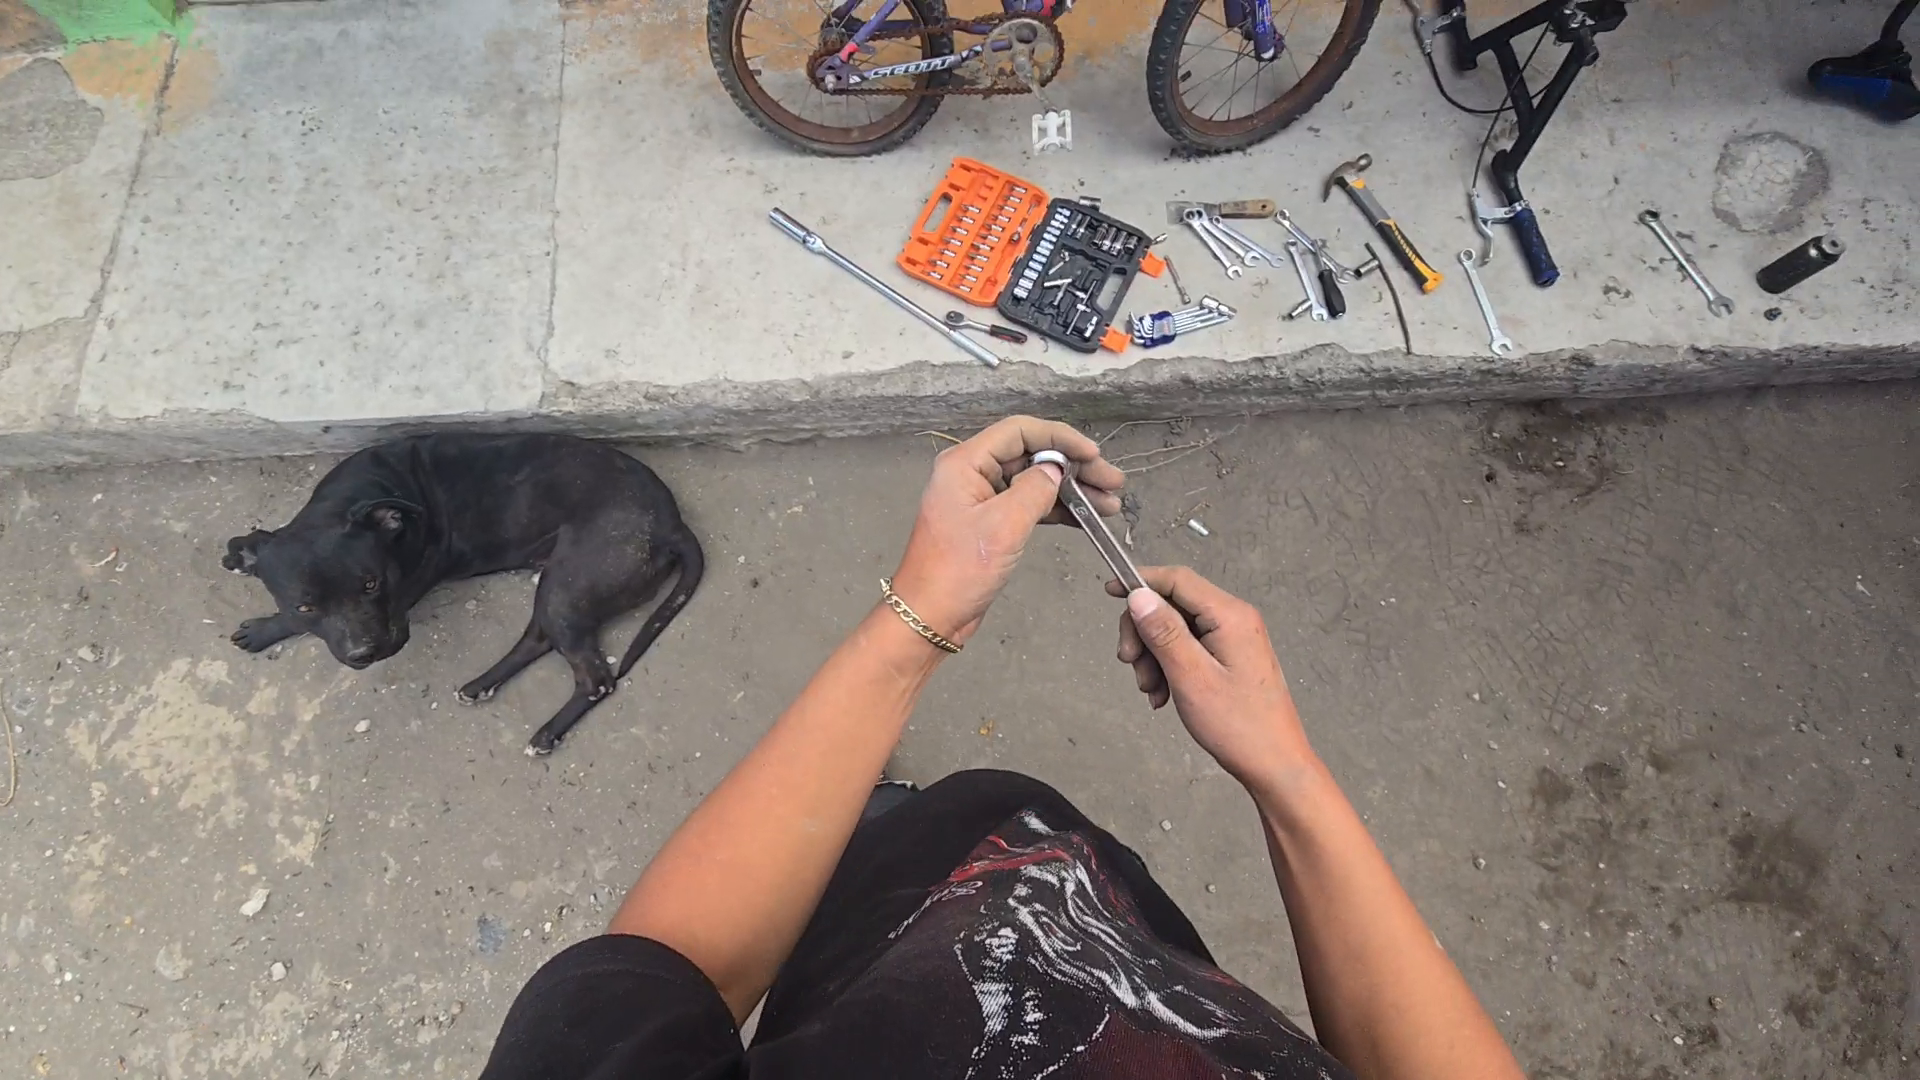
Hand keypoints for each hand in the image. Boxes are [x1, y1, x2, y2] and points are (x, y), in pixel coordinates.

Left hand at [890, 416, 1122, 646]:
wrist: (931, 615)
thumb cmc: (958, 571)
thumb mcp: (1003, 526)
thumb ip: (1034, 489)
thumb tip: (1056, 470)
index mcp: (965, 463)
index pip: (1019, 431)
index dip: (1061, 438)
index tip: (1093, 454)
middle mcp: (972, 474)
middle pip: (1031, 455)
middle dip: (1073, 466)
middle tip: (1112, 481)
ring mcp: (981, 499)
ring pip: (1034, 481)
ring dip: (1072, 490)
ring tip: (1109, 503)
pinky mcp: (990, 523)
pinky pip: (1028, 504)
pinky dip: (1057, 509)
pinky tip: (1086, 517)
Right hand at [1108, 566, 1314, 782]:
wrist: (1274, 765)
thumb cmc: (1240, 726)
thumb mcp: (1191, 676)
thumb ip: (1163, 632)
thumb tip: (1139, 596)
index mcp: (1230, 616)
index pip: (1176, 579)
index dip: (1140, 581)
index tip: (1110, 591)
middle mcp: (1233, 620)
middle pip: (1171, 605)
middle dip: (1143, 632)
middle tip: (1129, 662)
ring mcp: (1232, 638)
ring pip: (1173, 629)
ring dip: (1152, 655)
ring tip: (1150, 688)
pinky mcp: (1228, 656)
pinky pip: (1186, 648)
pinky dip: (1166, 666)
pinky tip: (1162, 693)